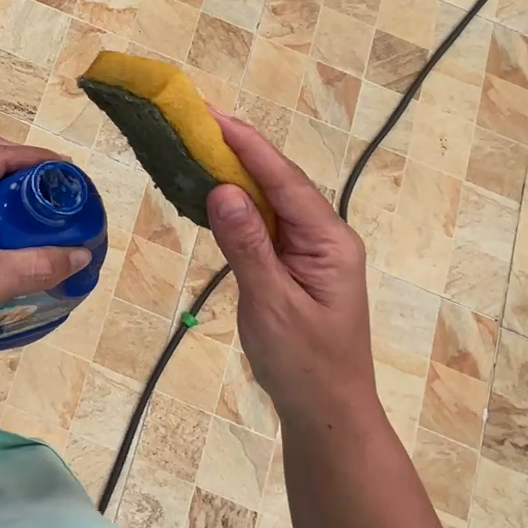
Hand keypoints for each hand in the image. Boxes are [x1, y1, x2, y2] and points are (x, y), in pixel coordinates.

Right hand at [206, 111, 376, 424]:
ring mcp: (307, 248)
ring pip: (269, 198)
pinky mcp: (290, 261)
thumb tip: (222, 189)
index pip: (285, 182)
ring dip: (235, 170)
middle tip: (199, 118)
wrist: (325, 411)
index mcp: (329, 242)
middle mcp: (322, 236)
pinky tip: (211, 188)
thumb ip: (248, 245)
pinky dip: (234, 201)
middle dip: (241, 148)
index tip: (215, 115)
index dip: (250, 146)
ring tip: (199, 141)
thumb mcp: (272, 304)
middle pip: (279, 181)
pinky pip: (262, 220)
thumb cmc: (303, 362)